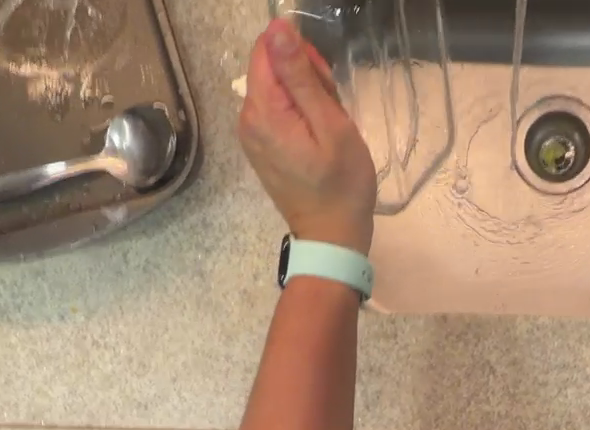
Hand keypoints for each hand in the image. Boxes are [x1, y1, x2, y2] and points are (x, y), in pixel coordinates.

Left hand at [238, 18, 376, 253]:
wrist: (332, 239)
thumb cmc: (342, 187)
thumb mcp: (332, 127)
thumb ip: (302, 77)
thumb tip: (277, 30)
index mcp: (263, 111)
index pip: (267, 49)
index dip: (300, 56)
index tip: (325, 84)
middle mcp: (248, 119)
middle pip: (271, 69)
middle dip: (304, 79)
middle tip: (332, 112)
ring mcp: (252, 136)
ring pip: (277, 91)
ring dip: (306, 100)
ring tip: (328, 132)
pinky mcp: (261, 149)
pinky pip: (277, 114)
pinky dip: (299, 119)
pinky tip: (317, 142)